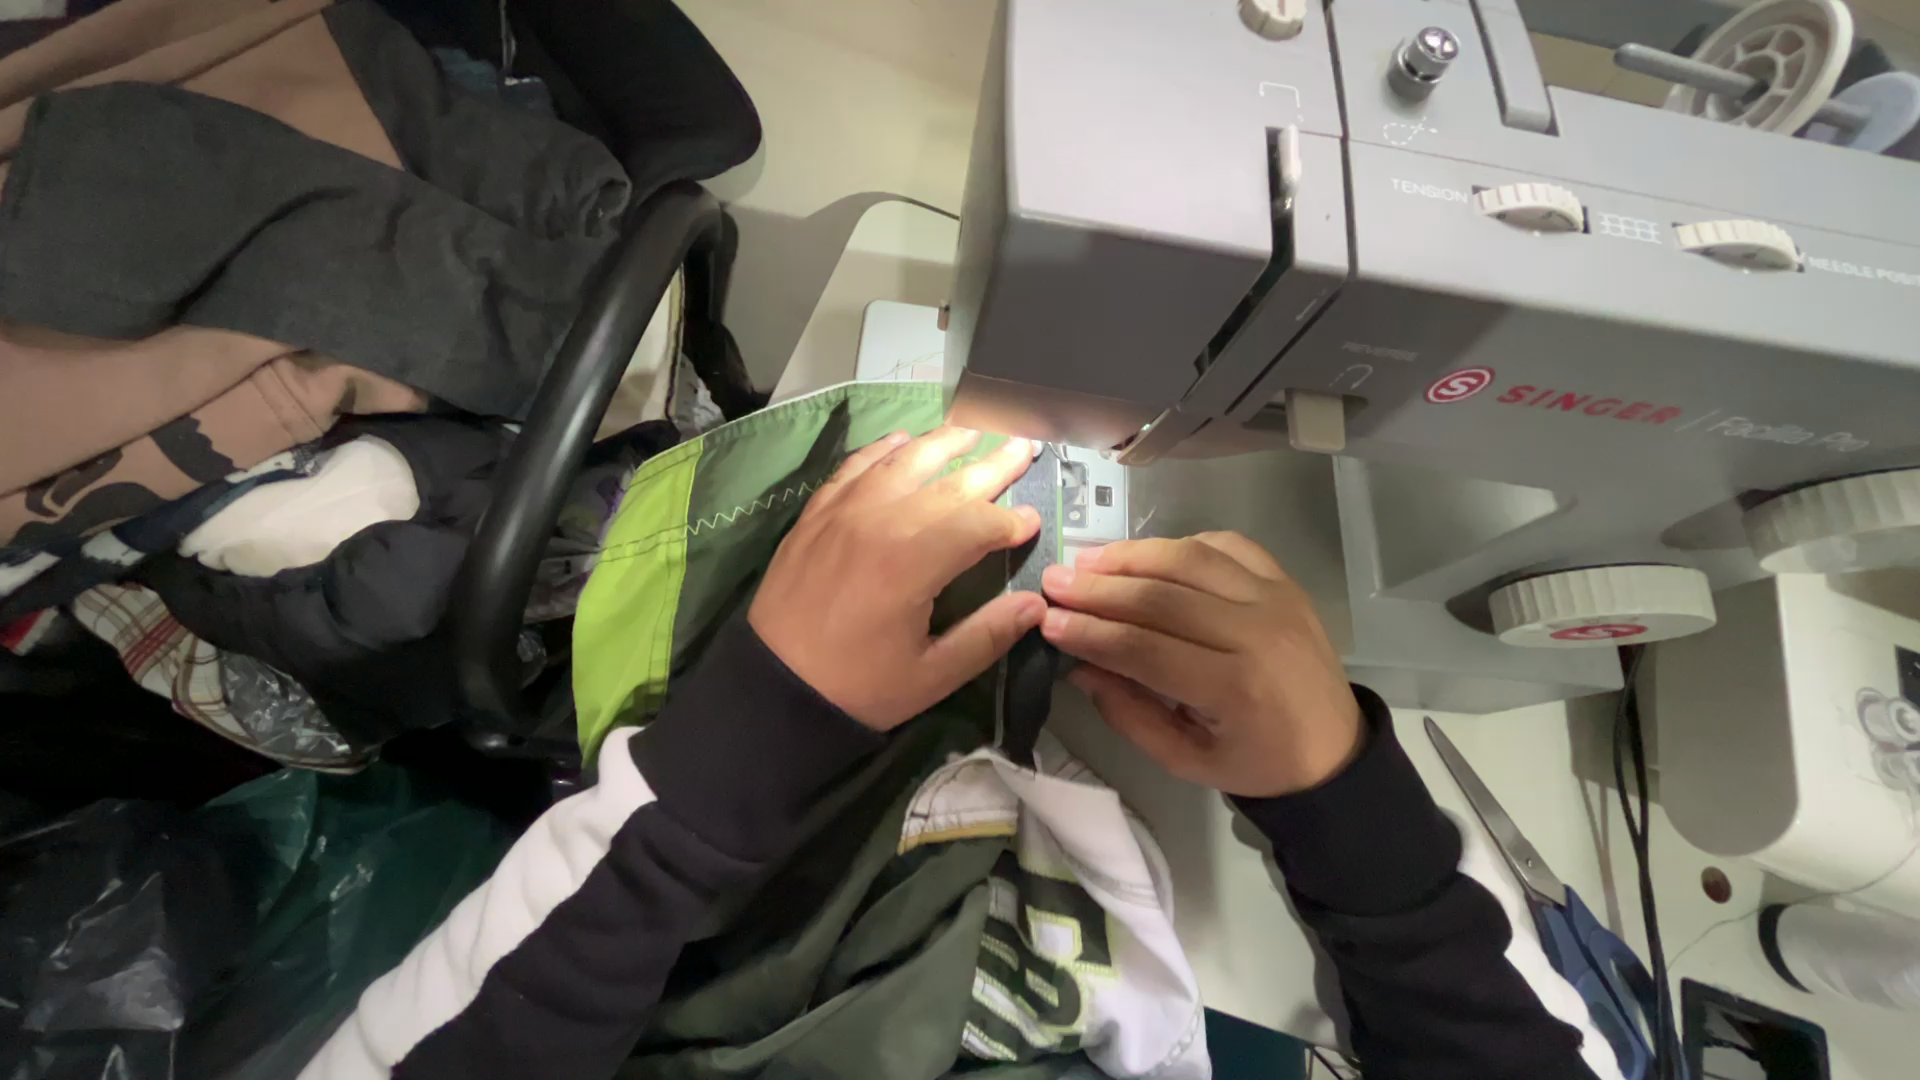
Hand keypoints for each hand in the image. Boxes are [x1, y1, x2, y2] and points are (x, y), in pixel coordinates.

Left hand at [750, 427, 1047, 731]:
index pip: (977, 524)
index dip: (1010, 521)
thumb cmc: (858, 687)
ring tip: (972, 429)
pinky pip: (855, 467)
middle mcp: (880, 521)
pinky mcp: (817, 514)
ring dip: (941, 443)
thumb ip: (987, 636)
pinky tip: (902, 441)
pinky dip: (882, 450)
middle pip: (947, 482)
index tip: (1032, 521)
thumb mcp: (931, 676)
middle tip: (1023, 444)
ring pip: (901, 462)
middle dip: (991, 464)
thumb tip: (1036, 604)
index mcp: (913, 562)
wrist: (772, 687)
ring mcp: (844, 511)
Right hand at [1039, 532, 1362, 796]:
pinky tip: (1147, 556)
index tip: (1047, 622)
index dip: (1091, 632)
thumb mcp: (1184, 759)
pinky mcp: (1283, 580)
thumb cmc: (1253, 762)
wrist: (1334, 750)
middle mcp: (1258, 633)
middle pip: (1162, 596)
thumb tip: (1077, 664)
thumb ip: (1127, 714)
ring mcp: (1275, 598)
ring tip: (1087, 560)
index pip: (1145, 648)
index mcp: (1235, 688)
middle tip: (1054, 582)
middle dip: (1099, 588)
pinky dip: (1180, 544)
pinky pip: (1224, 545)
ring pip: (1190, 559)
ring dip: (1132, 555)